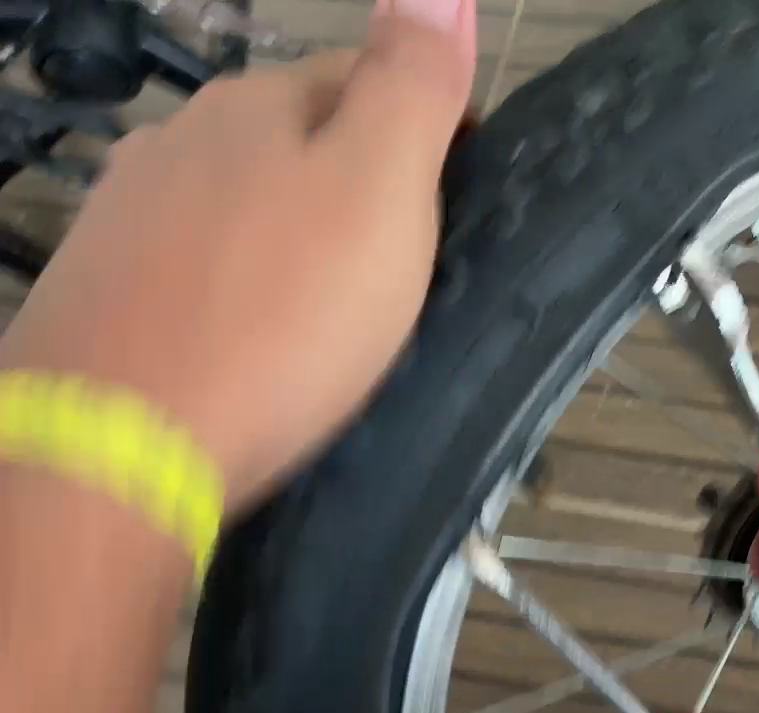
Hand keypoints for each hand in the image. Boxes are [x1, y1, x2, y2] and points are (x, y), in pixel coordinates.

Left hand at [0, 0, 475, 507]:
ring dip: (317, 217)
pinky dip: (265, 264)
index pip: (364, 76)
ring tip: (368, 289)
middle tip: (434, 246)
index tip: (477, 183)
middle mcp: (189, 139)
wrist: (135, 431)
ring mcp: (143, 206)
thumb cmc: (289, 311)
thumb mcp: (379, 195)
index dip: (433, 118)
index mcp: (263, 112)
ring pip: (259, 190)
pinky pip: (219, 246)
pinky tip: (288, 316)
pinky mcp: (123, 275)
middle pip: (307, 132)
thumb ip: (410, 93)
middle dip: (373, 167)